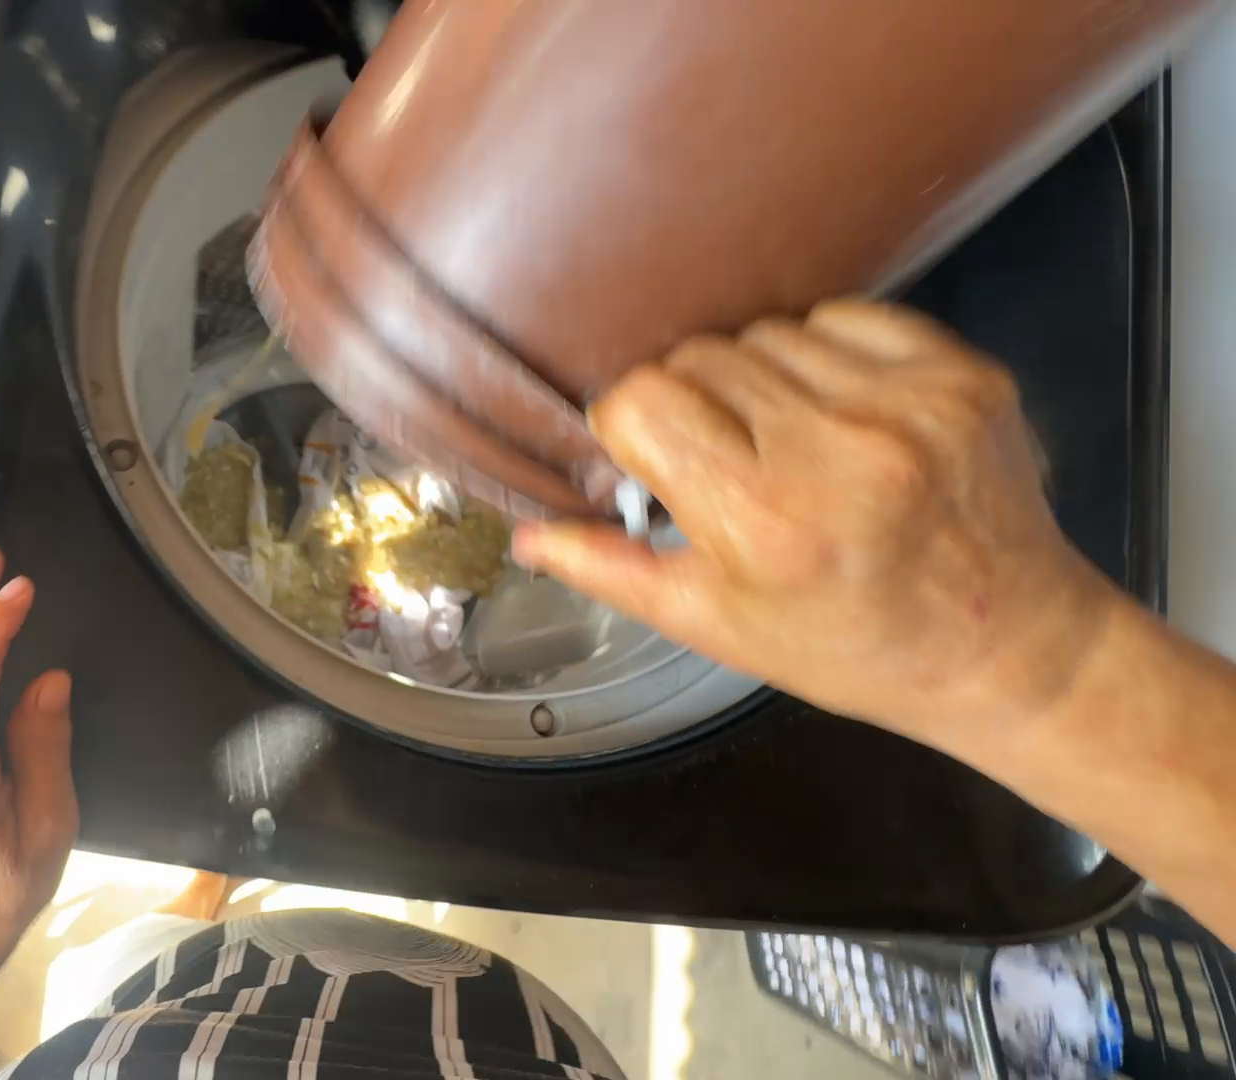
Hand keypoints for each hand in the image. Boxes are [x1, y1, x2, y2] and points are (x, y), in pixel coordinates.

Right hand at [513, 300, 1123, 747]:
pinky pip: (835, 318)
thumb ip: (606, 569)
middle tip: (706, 459)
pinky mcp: (957, 372)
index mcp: (760, 517)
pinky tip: (822, 409)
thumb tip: (526, 538)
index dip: (622, 428)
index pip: (640, 403)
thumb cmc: (837, 643)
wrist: (1003, 648)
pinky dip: (808, 354)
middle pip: (691, 361)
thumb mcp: (704, 621)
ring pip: (756, 336)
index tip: (643, 462)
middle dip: (678, 406)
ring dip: (740, 380)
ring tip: (767, 437)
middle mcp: (835, 447)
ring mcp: (906, 401)